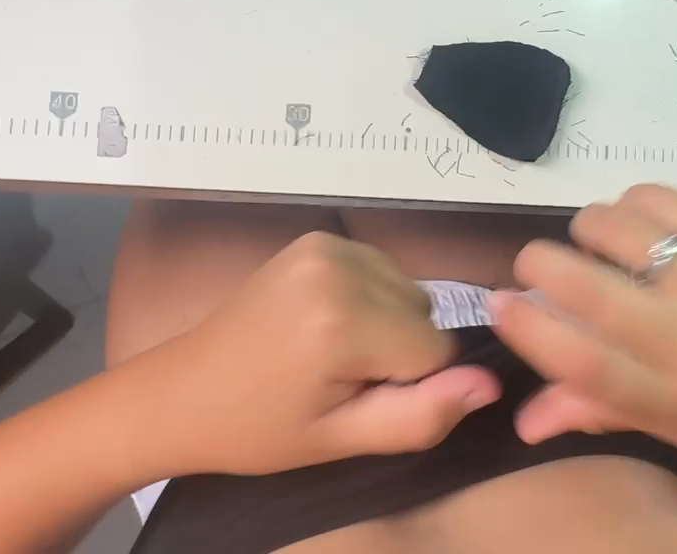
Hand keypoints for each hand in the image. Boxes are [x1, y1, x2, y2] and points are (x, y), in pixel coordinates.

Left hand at [149, 232, 501, 475]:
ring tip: (330, 349)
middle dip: (399, 349)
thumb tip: (490, 384)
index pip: (436, 350)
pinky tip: (326, 319)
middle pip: (424, 313)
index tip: (357, 395)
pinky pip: (381, 268)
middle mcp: (339, 267)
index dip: (408, 383)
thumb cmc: (261, 428)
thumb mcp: (342, 440)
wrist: (185, 389)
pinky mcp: (317, 236)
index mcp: (342, 322)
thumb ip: (421, 415)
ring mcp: (326, 244)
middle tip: (339, 376)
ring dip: (388, 321)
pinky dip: (370, 295)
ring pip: (408, 289)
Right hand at [490, 184, 676, 454]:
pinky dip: (628, 203)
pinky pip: (651, 195)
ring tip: (596, 243)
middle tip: (534, 264)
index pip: (582, 362)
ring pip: (612, 227)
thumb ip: (600, 411)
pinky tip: (638, 224)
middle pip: (586, 287)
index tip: (499, 302)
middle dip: (538, 265)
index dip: (527, 327)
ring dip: (586, 229)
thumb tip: (521, 418)